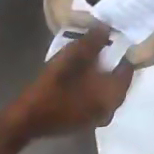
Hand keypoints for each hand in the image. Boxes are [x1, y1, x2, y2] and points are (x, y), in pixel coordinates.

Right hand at [0, 25, 134, 139]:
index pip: (127, 68)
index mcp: (112, 94)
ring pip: (104, 94)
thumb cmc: (51, 89)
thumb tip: (107, 28)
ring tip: (86, 65)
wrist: (27, 120)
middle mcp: (110, 110)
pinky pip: (94, 103)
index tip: (108, 41)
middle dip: (108, 66)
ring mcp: (96, 120)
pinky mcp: (83, 124)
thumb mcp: (71, 58)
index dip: (119, 52)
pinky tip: (77, 83)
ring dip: (98, 80)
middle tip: (96, 51)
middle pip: (116, 82)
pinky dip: (90, 92)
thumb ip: (92, 42)